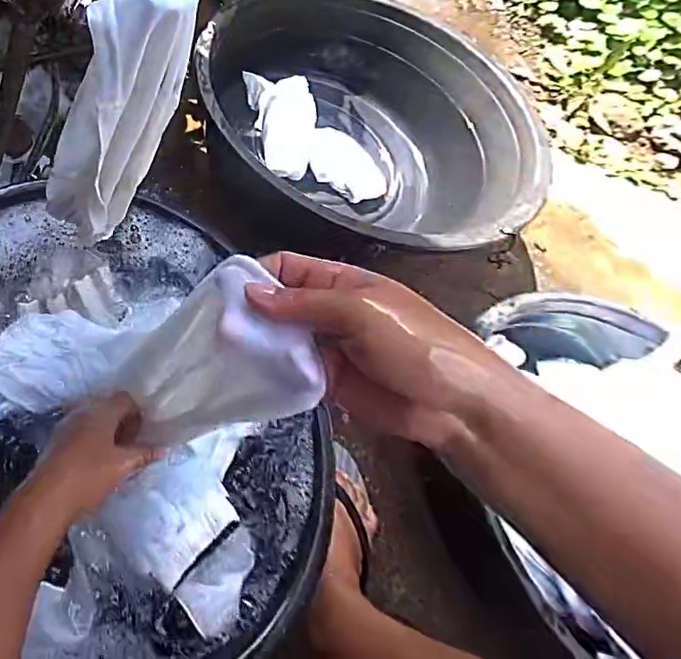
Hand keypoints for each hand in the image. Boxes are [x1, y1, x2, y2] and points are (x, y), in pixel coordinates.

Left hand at [22, 393, 163, 525]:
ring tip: (117, 454)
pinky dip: (93, 436)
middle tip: (133, 445)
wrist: (49, 493)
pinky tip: (97, 458)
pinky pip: (81, 427)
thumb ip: (141, 453)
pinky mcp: (58, 435)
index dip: (138, 413)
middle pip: (108, 405)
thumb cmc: (89, 475)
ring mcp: (67, 421)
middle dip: (123, 422)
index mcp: (100, 410)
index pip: (125, 399)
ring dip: (107, 430)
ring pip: (94, 417)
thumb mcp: (121, 466)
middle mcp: (82, 408)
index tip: (144, 434)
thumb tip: (160, 448)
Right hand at [244, 252, 513, 451]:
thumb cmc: (420, 346)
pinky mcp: (325, 380)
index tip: (226, 291)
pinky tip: (249, 375)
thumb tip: (251, 293)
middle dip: (249, 311)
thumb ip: (304, 302)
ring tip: (224, 351)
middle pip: (275, 303)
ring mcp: (325, 346)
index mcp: (338, 282)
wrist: (461, 412)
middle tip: (218, 326)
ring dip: (256, 343)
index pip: (285, 268)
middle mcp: (326, 310)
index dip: (257, 275)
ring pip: (278, 338)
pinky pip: (289, 371)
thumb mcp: (360, 312)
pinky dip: (270, 372)